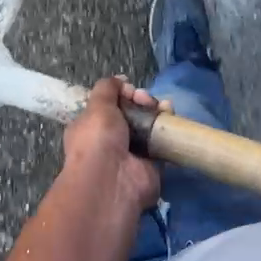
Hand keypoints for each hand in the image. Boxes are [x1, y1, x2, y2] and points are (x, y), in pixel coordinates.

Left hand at [63, 77, 166, 214]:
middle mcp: (110, 140)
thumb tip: (121, 80)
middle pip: (130, 112)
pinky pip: (161, 140)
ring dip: (155, 110)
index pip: (108, 105)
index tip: (128, 88)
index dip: (120, 93)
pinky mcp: (152, 164)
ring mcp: (132, 153)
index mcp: (91, 127)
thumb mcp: (97, 106)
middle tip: (145, 99)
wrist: (113, 181)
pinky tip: (170, 112)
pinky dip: (167, 125)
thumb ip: (107, 88)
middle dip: (139, 100)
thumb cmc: (97, 139)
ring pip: (147, 124)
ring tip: (161, 104)